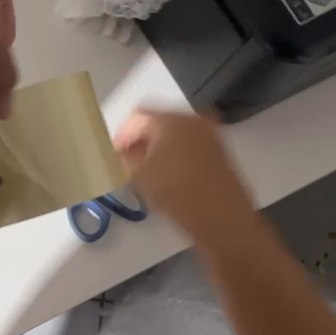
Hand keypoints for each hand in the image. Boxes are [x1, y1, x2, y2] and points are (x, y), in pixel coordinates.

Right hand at [114, 109, 254, 235]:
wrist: (221, 217)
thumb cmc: (175, 193)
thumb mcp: (138, 176)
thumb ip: (125, 158)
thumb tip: (123, 152)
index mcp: (170, 119)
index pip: (136, 117)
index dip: (122, 136)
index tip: (114, 156)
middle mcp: (192, 119)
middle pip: (157, 122)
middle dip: (141, 141)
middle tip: (129, 162)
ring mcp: (210, 134)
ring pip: (174, 134)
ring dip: (158, 148)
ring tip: (148, 171)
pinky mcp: (220, 150)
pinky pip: (189, 144)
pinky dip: (176, 154)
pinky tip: (169, 175)